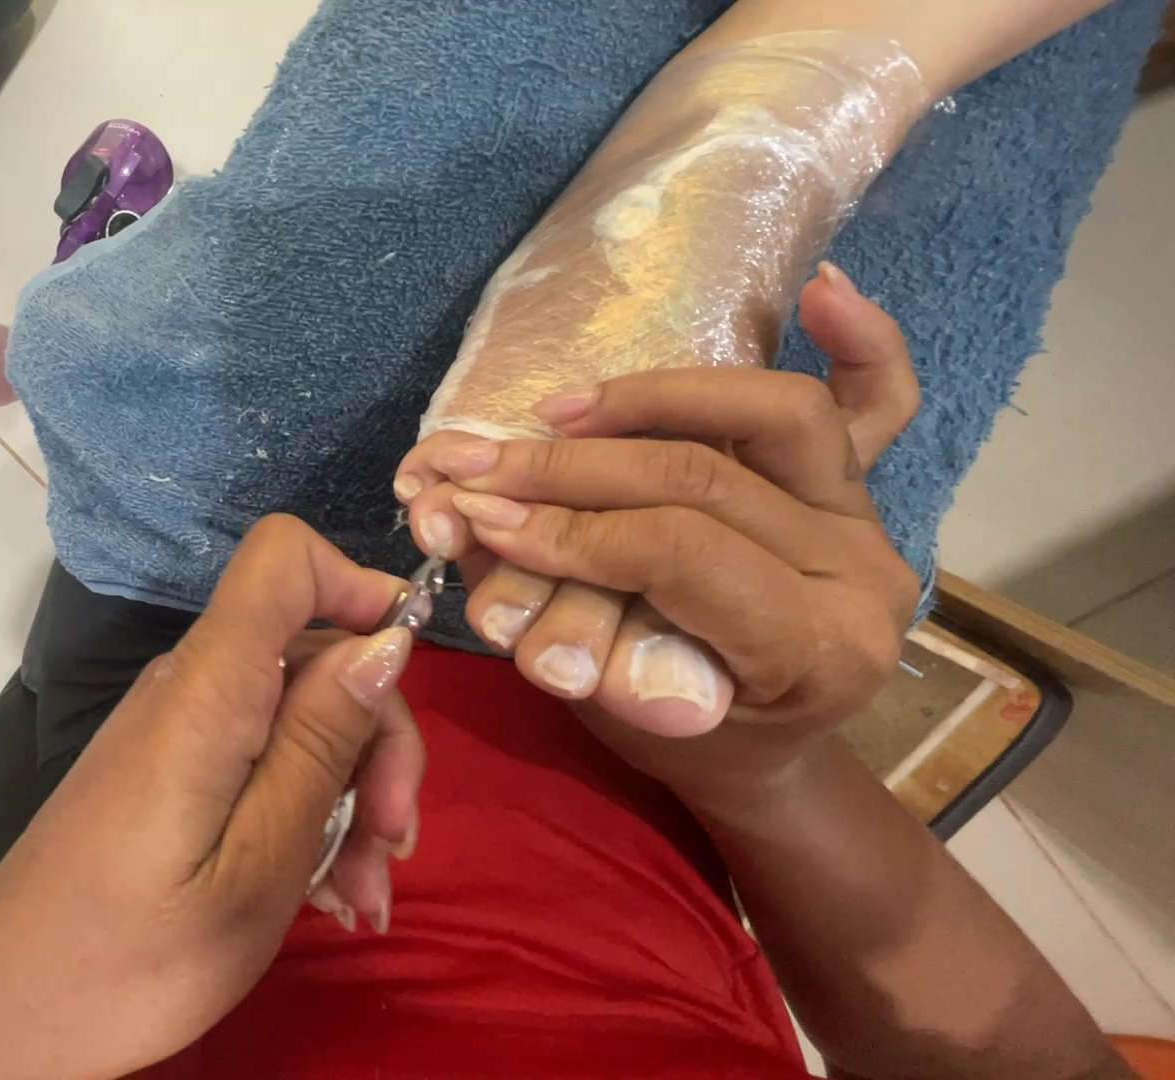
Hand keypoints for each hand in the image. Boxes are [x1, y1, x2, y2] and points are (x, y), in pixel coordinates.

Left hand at [0, 516, 424, 1079]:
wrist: (9, 1010)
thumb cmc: (134, 956)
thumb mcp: (259, 864)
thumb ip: (320, 742)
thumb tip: (384, 641)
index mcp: (210, 686)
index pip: (281, 557)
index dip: (354, 583)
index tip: (403, 671)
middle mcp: (194, 683)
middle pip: (313, 649)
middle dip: (374, 735)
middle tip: (394, 841)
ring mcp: (184, 724)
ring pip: (300, 712)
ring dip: (351, 791)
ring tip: (361, 891)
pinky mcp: (178, 764)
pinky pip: (264, 756)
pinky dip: (308, 811)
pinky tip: (328, 889)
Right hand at [429, 274, 922, 808]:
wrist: (755, 749)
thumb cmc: (673, 738)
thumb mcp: (595, 700)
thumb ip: (523, 606)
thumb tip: (439, 514)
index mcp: (809, 651)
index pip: (677, 553)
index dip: (570, 529)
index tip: (482, 518)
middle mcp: (859, 574)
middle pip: (703, 479)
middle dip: (573, 470)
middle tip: (486, 467)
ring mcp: (866, 520)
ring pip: (774, 415)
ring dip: (651, 399)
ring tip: (561, 411)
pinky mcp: (857, 492)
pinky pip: (880, 403)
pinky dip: (862, 342)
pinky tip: (818, 291)